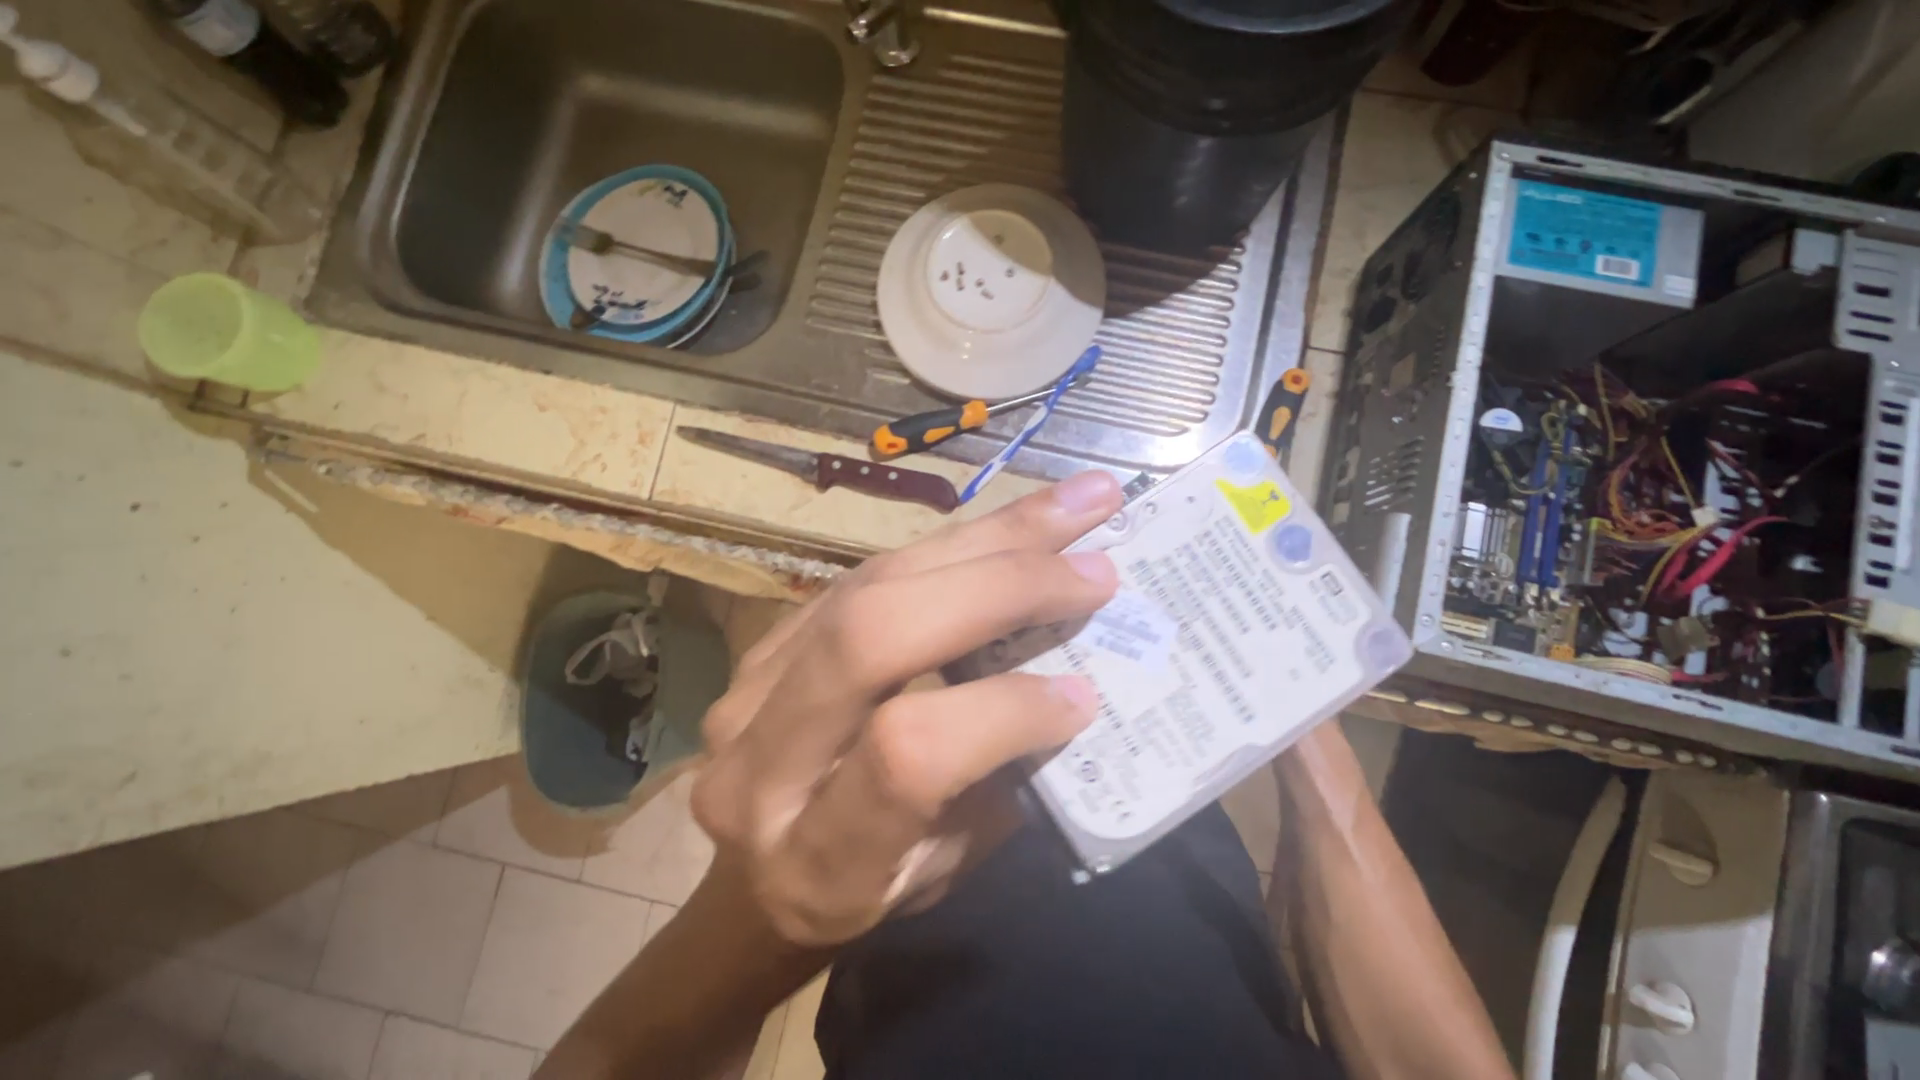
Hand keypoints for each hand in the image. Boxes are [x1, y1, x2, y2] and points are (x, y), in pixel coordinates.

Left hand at [691, 471, 1124, 946]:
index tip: (1082, 695)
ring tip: (1078, 507)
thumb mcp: (941, 875)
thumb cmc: (863, 895)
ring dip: (985, 539)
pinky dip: (948, 546)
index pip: (907, 754)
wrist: (749, 883)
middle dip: (997, 589)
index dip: (1003, 711)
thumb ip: (995, 787)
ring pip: (867, 584)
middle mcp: (764, 764)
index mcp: (819, 857)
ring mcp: (750, 691)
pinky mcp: (762, 646)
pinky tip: (1013, 525)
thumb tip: (1073, 681)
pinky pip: (862, 575)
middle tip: (1096, 571)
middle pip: (872, 636)